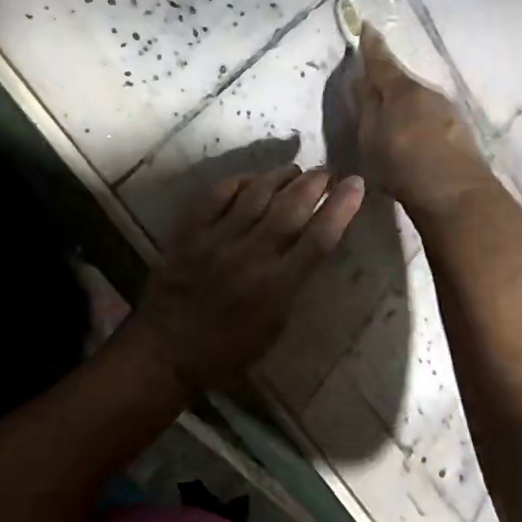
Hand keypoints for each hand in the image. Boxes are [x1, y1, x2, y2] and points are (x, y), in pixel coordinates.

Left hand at [133, 165, 365, 391]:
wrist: (166, 351)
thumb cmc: (226, 351)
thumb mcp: (274, 328)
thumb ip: (292, 285)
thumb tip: (307, 246)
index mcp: (277, 286)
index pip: (320, 237)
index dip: (341, 207)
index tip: (356, 184)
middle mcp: (251, 256)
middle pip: (291, 207)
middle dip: (315, 183)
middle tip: (328, 170)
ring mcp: (217, 240)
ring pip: (256, 194)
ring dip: (280, 177)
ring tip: (295, 169)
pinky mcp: (189, 233)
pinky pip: (216, 196)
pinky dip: (237, 182)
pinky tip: (251, 178)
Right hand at [354, 23, 491, 215]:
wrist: (457, 195)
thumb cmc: (403, 165)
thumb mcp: (370, 137)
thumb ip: (366, 106)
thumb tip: (362, 80)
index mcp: (401, 89)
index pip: (381, 60)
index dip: (371, 44)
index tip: (366, 27)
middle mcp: (427, 91)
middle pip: (400, 79)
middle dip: (385, 81)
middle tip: (369, 88)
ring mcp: (448, 108)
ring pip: (417, 97)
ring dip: (403, 103)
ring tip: (390, 121)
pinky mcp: (460, 128)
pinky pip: (430, 113)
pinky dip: (417, 118)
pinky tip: (412, 136)